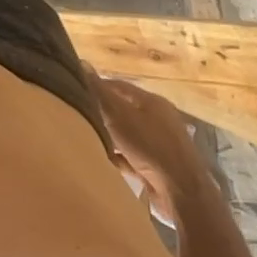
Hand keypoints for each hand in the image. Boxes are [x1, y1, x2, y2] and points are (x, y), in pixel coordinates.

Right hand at [90, 74, 209, 223]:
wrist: (181, 193)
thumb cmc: (150, 146)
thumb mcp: (119, 115)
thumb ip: (100, 92)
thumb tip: (82, 62)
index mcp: (152, 102)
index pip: (119, 86)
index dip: (97, 85)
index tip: (75, 89)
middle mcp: (158, 120)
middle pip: (123, 110)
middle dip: (101, 112)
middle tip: (77, 114)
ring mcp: (160, 145)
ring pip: (127, 135)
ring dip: (109, 136)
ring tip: (85, 136)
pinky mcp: (158, 169)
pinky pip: (131, 157)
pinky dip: (118, 157)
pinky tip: (102, 159)